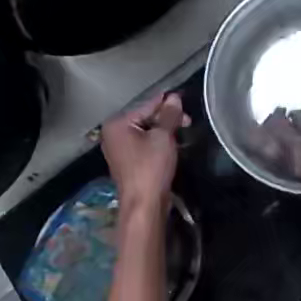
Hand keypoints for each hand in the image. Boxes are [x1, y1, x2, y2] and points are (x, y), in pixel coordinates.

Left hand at [101, 91, 186, 211]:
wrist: (144, 203)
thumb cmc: (151, 167)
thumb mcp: (163, 137)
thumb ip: (169, 116)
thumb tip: (174, 98)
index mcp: (117, 124)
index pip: (146, 105)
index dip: (166, 102)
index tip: (182, 97)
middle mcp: (113, 134)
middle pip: (144, 118)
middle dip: (166, 118)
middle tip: (187, 121)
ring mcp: (119, 149)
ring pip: (145, 132)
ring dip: (164, 130)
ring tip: (182, 131)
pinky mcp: (128, 162)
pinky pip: (144, 144)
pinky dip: (157, 142)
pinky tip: (172, 144)